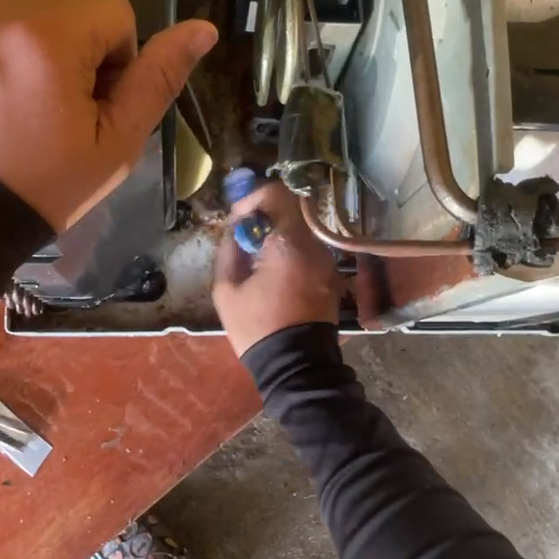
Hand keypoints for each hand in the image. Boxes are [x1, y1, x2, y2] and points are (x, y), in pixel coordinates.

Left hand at [0, 0, 217, 229]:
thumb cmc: (30, 193)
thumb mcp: (110, 149)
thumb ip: (157, 82)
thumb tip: (202, 28)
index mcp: (47, 35)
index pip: (111, 9)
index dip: (110, 58)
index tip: (85, 105)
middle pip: (51, 1)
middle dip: (57, 45)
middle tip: (35, 110)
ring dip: (4, 39)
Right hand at [213, 182, 342, 356]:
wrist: (297, 366)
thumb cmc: (258, 328)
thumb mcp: (226, 290)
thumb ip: (229, 250)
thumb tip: (236, 230)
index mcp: (288, 244)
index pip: (277, 193)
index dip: (253, 197)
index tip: (238, 219)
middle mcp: (315, 246)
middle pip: (291, 208)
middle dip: (265, 216)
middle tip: (246, 238)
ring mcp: (328, 261)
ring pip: (302, 229)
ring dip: (279, 234)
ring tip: (258, 260)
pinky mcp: (332, 276)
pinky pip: (309, 250)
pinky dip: (292, 251)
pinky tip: (275, 275)